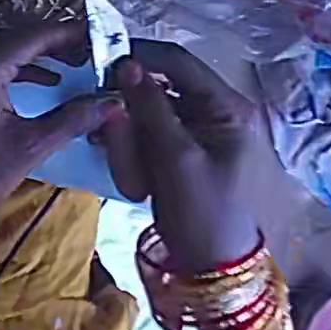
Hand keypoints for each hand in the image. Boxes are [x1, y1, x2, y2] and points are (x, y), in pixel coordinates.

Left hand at [0, 21, 121, 211]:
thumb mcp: (32, 146)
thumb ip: (72, 119)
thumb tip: (110, 103)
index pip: (33, 36)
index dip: (67, 32)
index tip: (97, 33)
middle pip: (23, 36)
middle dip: (59, 39)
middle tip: (93, 45)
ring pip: (13, 48)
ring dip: (45, 51)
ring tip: (79, 59)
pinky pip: (3, 63)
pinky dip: (29, 66)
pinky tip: (53, 79)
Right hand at [100, 41, 276, 269]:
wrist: (213, 272)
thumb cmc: (202, 215)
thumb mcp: (176, 159)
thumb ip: (151, 108)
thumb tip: (126, 64)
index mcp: (229, 107)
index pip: (179, 61)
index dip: (141, 56)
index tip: (101, 62)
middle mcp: (217, 112)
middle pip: (160, 90)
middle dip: (133, 118)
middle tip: (109, 140)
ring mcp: (201, 133)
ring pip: (150, 116)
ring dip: (132, 143)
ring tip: (136, 181)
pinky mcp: (185, 152)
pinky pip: (152, 138)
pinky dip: (138, 156)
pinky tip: (139, 184)